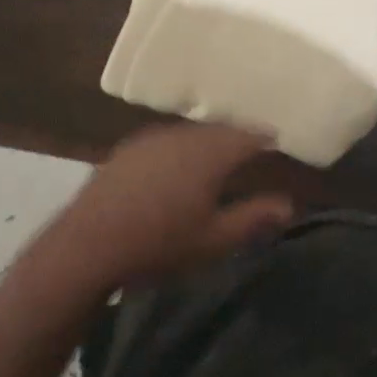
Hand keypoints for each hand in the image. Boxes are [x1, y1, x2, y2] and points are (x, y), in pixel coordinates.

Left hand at [54, 123, 294, 287]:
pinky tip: (176, 168)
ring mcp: (151, 139)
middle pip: (219, 129)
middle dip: (236, 137)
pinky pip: (166, 141)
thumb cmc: (159, 244)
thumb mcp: (214, 240)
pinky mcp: (127, 150)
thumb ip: (253, 218)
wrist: (87, 246)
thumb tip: (289, 205)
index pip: (247, 136)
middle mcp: (182, 136)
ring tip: (217, 158)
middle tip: (251, 148)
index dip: (264, 138)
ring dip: (207, 142)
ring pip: (190, 133)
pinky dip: (180, 149)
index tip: (277, 142)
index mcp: (209, 153)